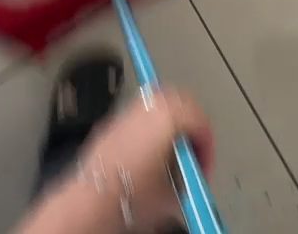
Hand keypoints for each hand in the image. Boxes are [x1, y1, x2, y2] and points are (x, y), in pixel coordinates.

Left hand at [75, 87, 213, 230]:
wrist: (91, 199)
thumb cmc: (130, 194)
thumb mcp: (171, 193)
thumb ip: (187, 179)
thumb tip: (189, 181)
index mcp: (167, 115)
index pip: (198, 117)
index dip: (207, 141)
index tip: (205, 161)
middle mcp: (148, 105)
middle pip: (179, 99)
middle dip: (191, 122)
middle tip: (193, 147)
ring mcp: (128, 110)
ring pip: (158, 101)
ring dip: (171, 119)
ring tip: (173, 147)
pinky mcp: (112, 121)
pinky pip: (139, 113)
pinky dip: (151, 123)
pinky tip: (150, 149)